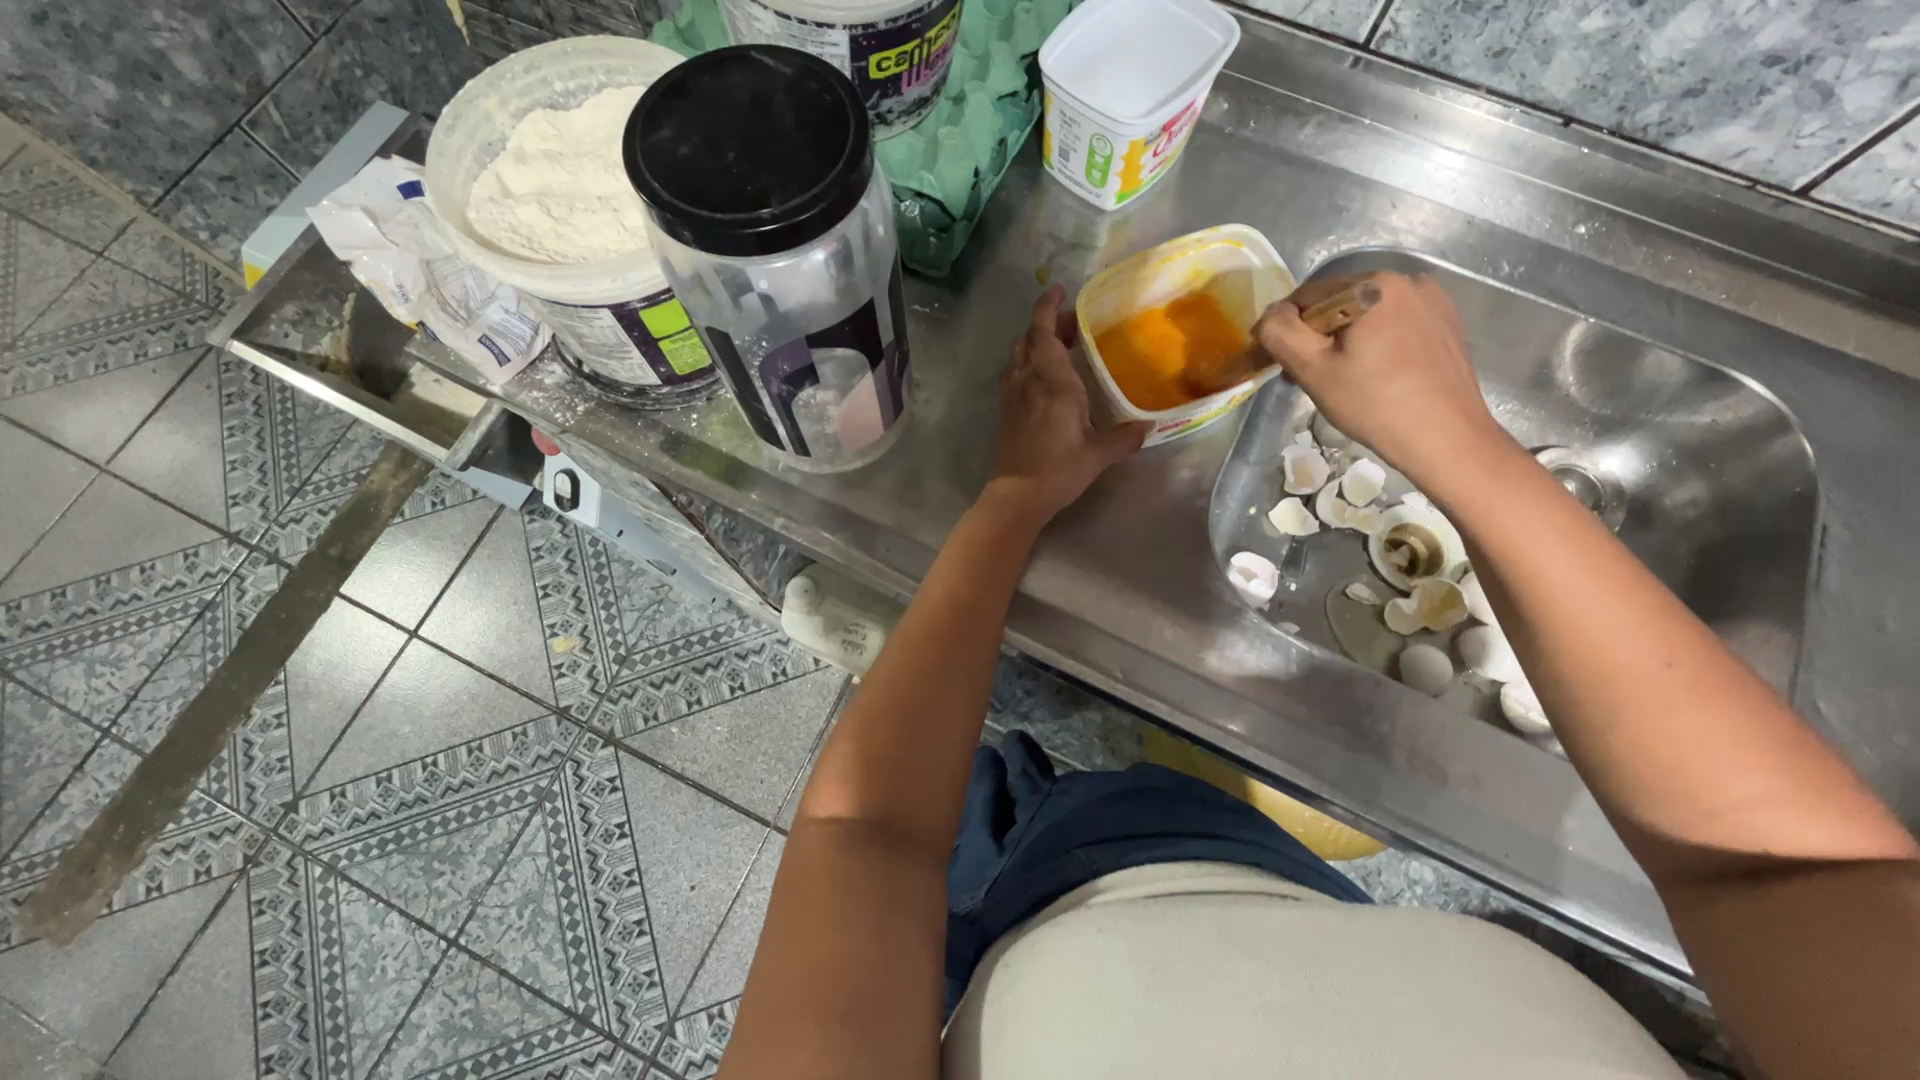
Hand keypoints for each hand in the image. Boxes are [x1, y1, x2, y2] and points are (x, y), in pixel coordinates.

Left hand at [984, 286, 1149, 527]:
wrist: (1018, 495)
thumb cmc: (1059, 470)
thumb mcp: (1098, 454)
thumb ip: (1123, 437)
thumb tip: (1148, 427)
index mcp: (1053, 382)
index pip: (1043, 332)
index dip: (1048, 308)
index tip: (1059, 291)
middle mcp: (1028, 380)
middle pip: (1029, 338)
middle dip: (1048, 324)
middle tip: (1073, 325)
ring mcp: (1012, 395)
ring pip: (1018, 354)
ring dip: (1035, 342)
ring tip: (1060, 346)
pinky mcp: (1006, 410)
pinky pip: (1014, 373)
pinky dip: (1027, 362)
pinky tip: (1043, 376)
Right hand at [1255, 272, 1514, 490]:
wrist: (1447, 438)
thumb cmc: (1375, 404)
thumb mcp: (1313, 370)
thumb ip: (1280, 333)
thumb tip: (1271, 315)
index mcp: (1372, 285)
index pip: (1306, 297)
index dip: (1285, 331)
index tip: (1279, 365)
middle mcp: (1406, 281)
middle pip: (1338, 303)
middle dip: (1317, 336)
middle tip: (1308, 378)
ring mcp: (1432, 300)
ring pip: (1366, 315)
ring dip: (1345, 340)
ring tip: (1343, 380)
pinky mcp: (1446, 322)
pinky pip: (1394, 324)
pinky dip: (1376, 343)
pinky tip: (1376, 375)